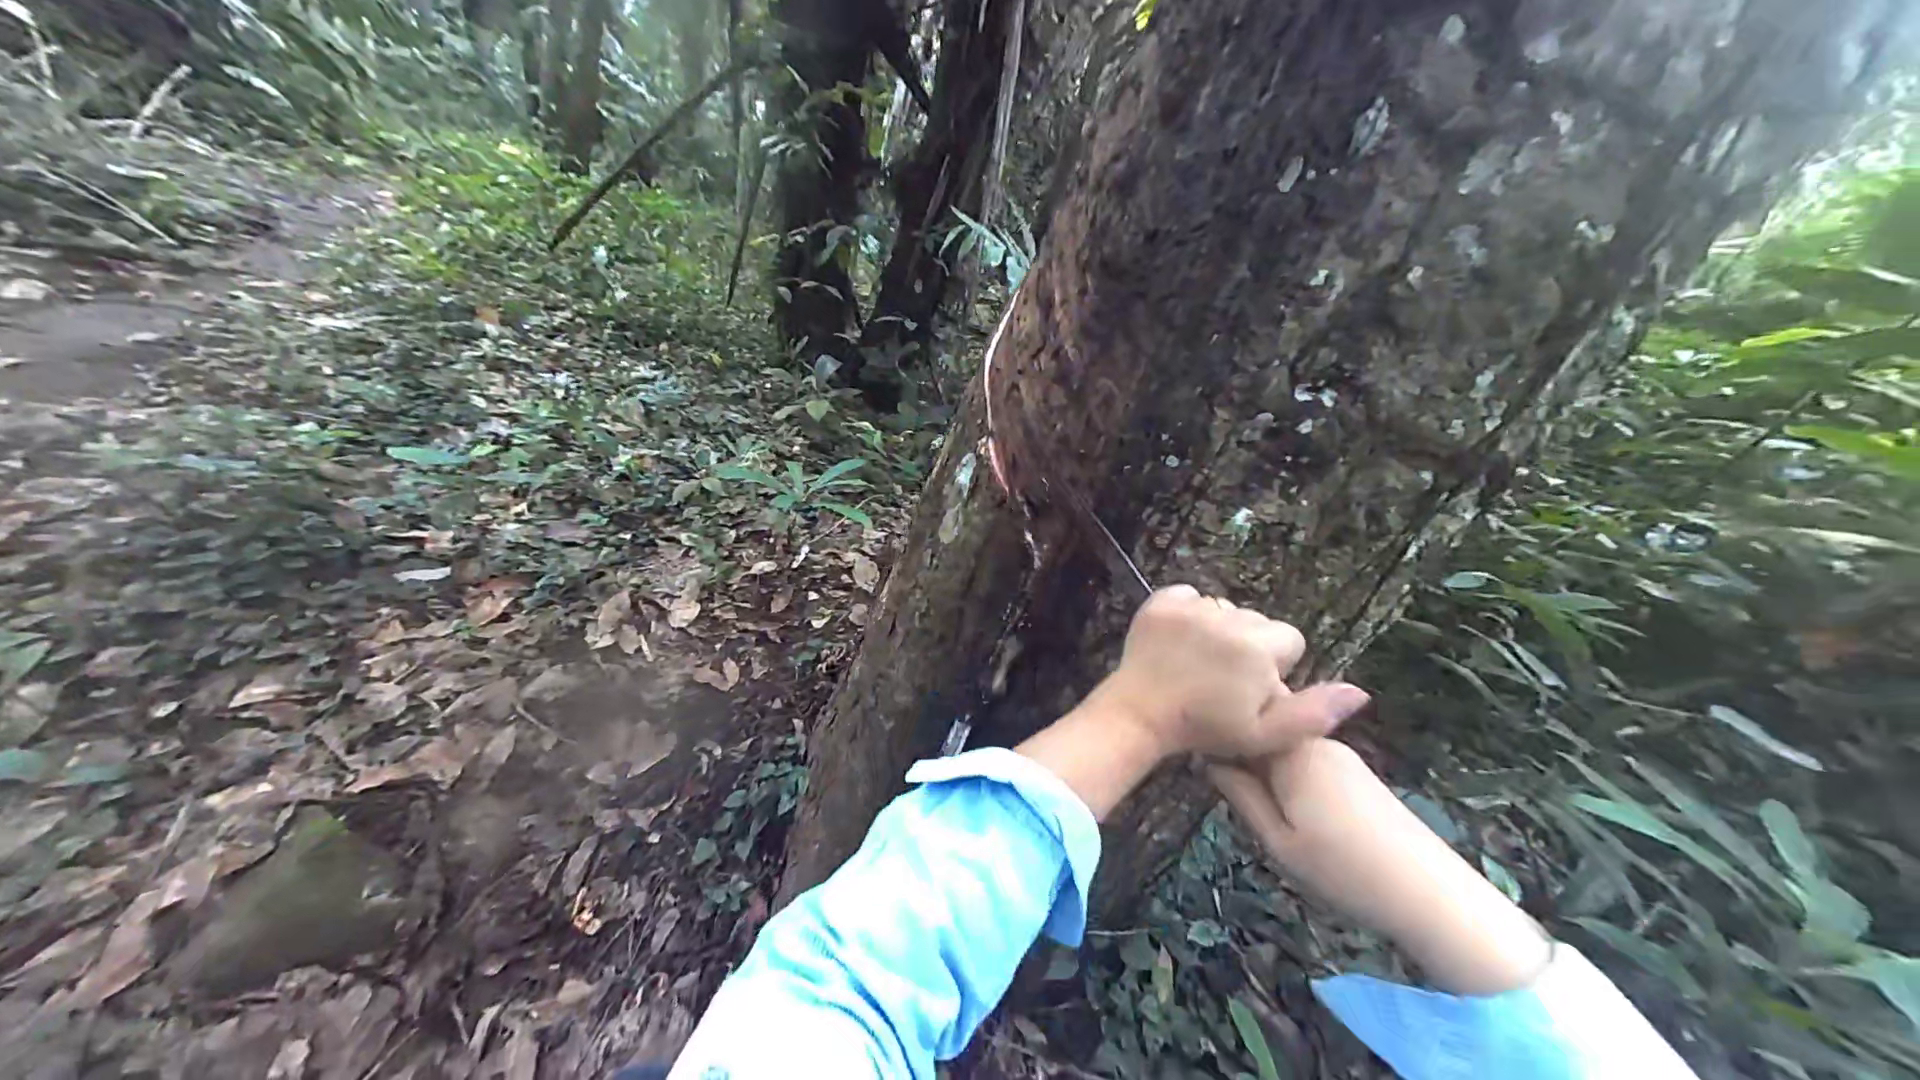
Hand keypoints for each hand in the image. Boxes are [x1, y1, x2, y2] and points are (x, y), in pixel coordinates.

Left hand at [1094, 585, 1368, 760]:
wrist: (1140, 714)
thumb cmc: (1204, 728)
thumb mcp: (1264, 735)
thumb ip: (1314, 714)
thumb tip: (1359, 691)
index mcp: (1258, 646)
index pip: (1289, 639)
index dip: (1274, 665)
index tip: (1249, 688)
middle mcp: (1227, 617)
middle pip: (1257, 621)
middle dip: (1248, 645)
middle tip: (1222, 677)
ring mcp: (1190, 607)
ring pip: (1223, 608)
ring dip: (1218, 628)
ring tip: (1199, 660)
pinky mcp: (1161, 602)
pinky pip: (1187, 595)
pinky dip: (1187, 611)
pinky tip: (1179, 639)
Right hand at [1210, 740, 1551, 994]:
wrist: (1434, 897)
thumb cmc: (1343, 870)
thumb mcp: (1277, 841)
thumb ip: (1239, 794)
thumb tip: (1208, 758)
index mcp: (1291, 750)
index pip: (1240, 722)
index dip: (1217, 736)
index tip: (1197, 759)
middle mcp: (1315, 740)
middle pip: (1263, 731)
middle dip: (1242, 752)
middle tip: (1229, 794)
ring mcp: (1340, 754)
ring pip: (1284, 747)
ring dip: (1267, 768)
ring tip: (1264, 810)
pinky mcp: (1357, 772)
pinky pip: (1307, 760)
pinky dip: (1292, 778)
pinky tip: (1300, 815)